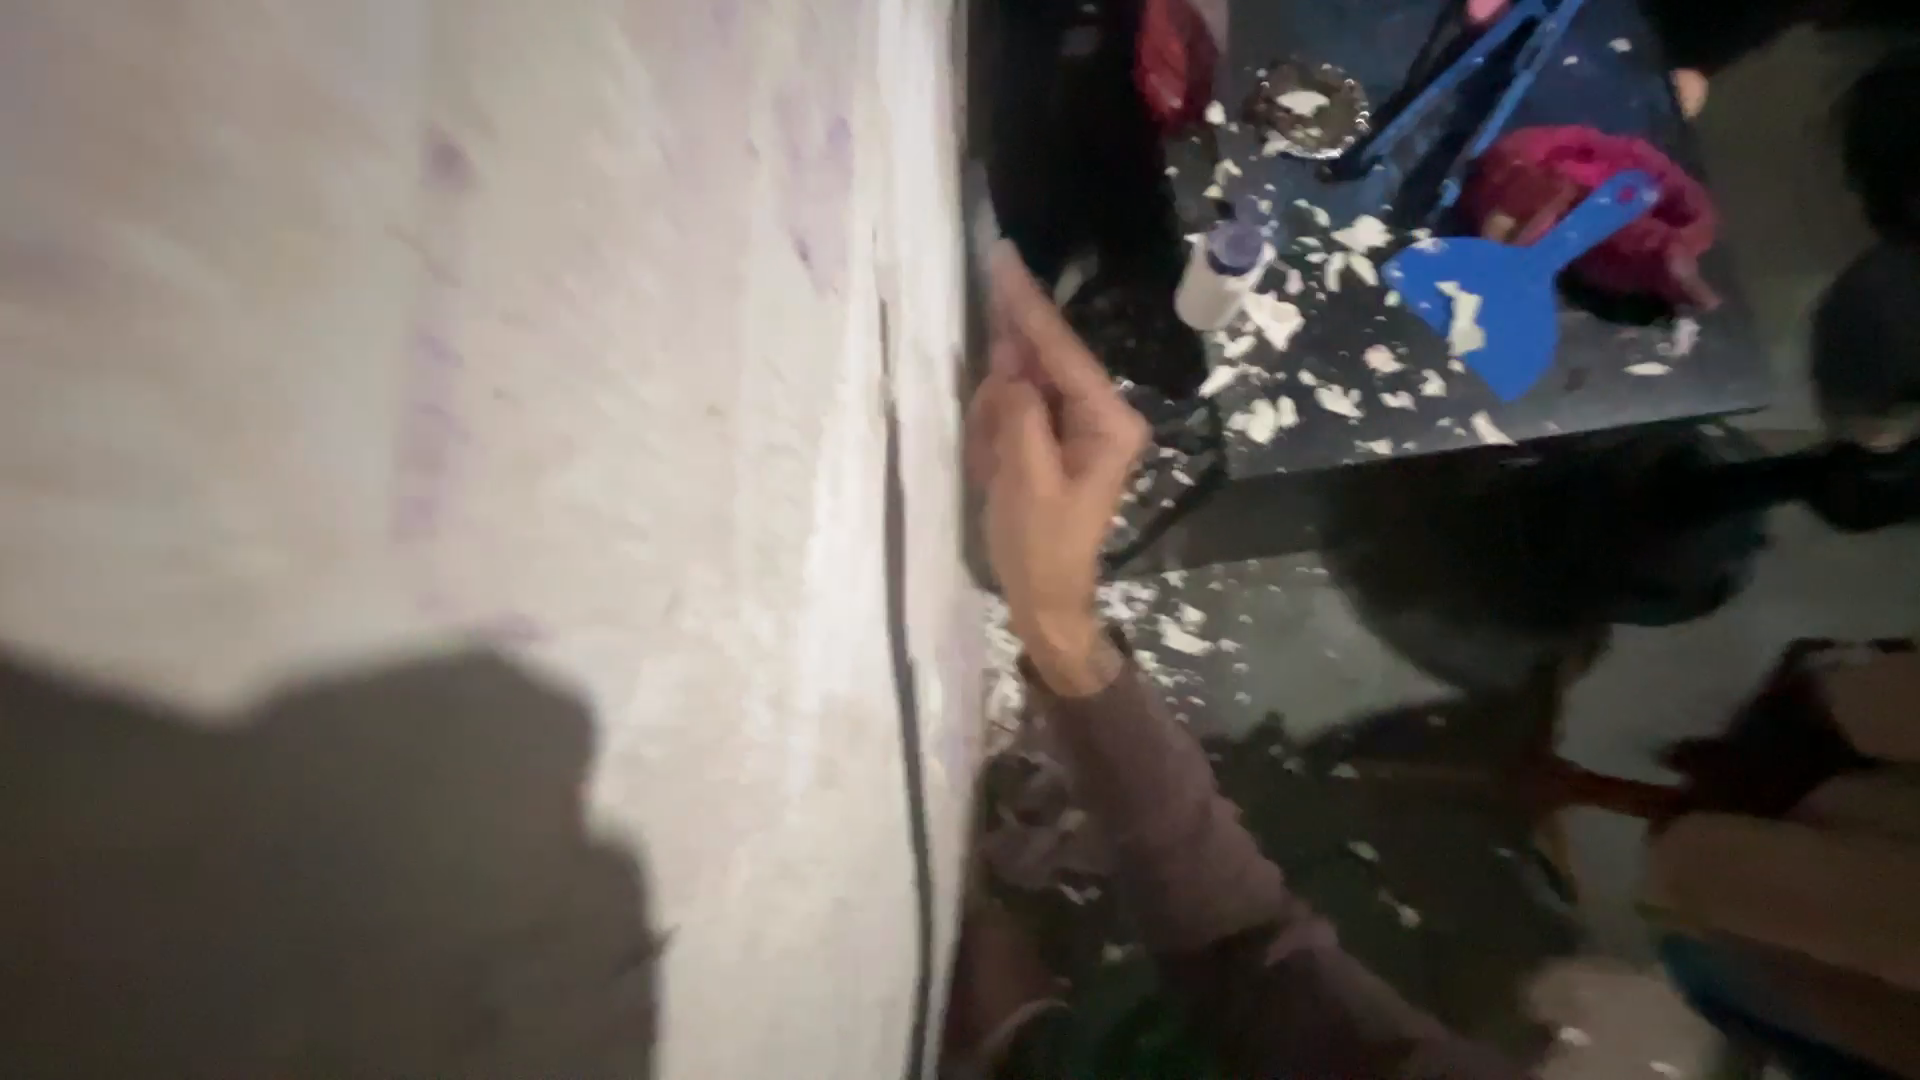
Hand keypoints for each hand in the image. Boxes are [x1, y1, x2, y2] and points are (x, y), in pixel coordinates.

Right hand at [967, 244, 1147, 688]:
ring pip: (1025, 391)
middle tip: (985, 386)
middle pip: (1046, 364)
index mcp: (1107, 422)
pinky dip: (995, 433)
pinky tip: (993, 469)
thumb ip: (1018, 414)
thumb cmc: (1040, 547)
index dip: (1027, 308)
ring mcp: (1077, 431)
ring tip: (993, 469)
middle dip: (1006, 372)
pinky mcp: (1055, 445)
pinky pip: (1019, 417)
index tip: (1004, 260)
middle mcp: (1099, 417)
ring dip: (996, 417)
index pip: (1061, 352)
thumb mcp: (1024, 479)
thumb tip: (1010, 369)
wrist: (1047, 601)